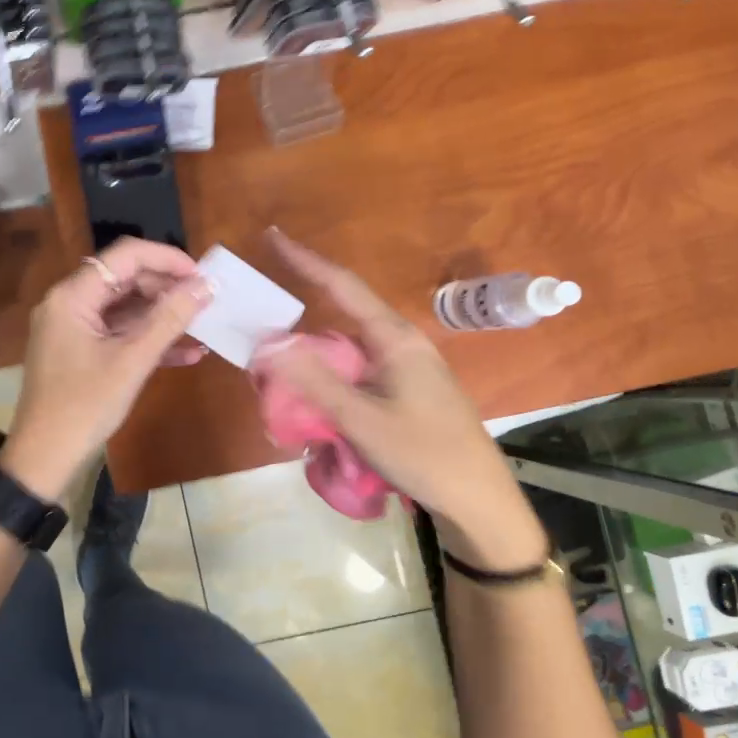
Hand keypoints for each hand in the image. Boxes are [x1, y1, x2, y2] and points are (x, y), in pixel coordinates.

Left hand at [0, 238, 212, 499]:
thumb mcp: (131, 362)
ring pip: (125, 308)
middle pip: (124, 279)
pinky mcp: (79, 351)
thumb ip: (169, 319)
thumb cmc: (84, 406)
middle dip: (167, 289)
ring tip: (204, 326)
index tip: (203, 276)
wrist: (44, 457)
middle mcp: (68, 303)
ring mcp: (72, 327)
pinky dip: (147, 339)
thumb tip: (206, 286)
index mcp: (71, 296)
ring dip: (163, 317)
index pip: (124, 256)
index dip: (166, 259)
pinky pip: (118, 333)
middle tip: (207, 302)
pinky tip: (187, 353)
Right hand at [260, 229, 545, 570]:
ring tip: (278, 366)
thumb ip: (314, 379)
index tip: (273, 237)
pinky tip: (311, 395)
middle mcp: (401, 344)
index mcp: (394, 339)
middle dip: (301, 316)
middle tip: (260, 321)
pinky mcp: (406, 390)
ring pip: (347, 347)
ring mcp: (406, 368)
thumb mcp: (361, 419)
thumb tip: (269, 341)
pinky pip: (357, 370)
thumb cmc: (424, 453)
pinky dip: (329, 374)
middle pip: (342, 314)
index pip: (343, 286)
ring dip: (313, 353)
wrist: (477, 500)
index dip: (305, 260)